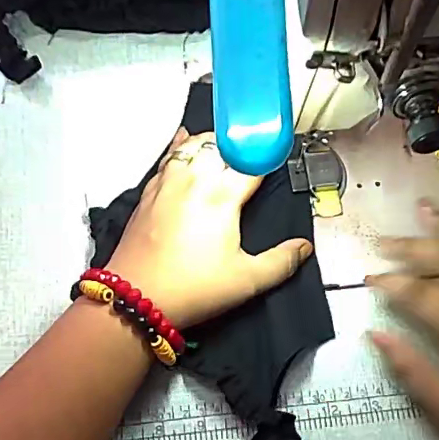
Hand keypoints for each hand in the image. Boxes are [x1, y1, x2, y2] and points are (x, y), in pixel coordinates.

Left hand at [104, 130, 313, 329]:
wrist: (135, 298)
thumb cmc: (191, 289)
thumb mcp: (247, 281)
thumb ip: (281, 262)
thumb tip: (303, 248)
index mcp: (222, 195)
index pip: (253, 161)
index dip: (269, 156)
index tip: (279, 154)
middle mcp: (194, 180)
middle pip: (223, 144)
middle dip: (242, 146)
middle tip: (255, 156)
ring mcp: (167, 183)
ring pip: (193, 144)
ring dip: (213, 141)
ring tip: (227, 147)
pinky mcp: (148, 193)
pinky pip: (167, 157)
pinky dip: (180, 146)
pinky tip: (185, 141)